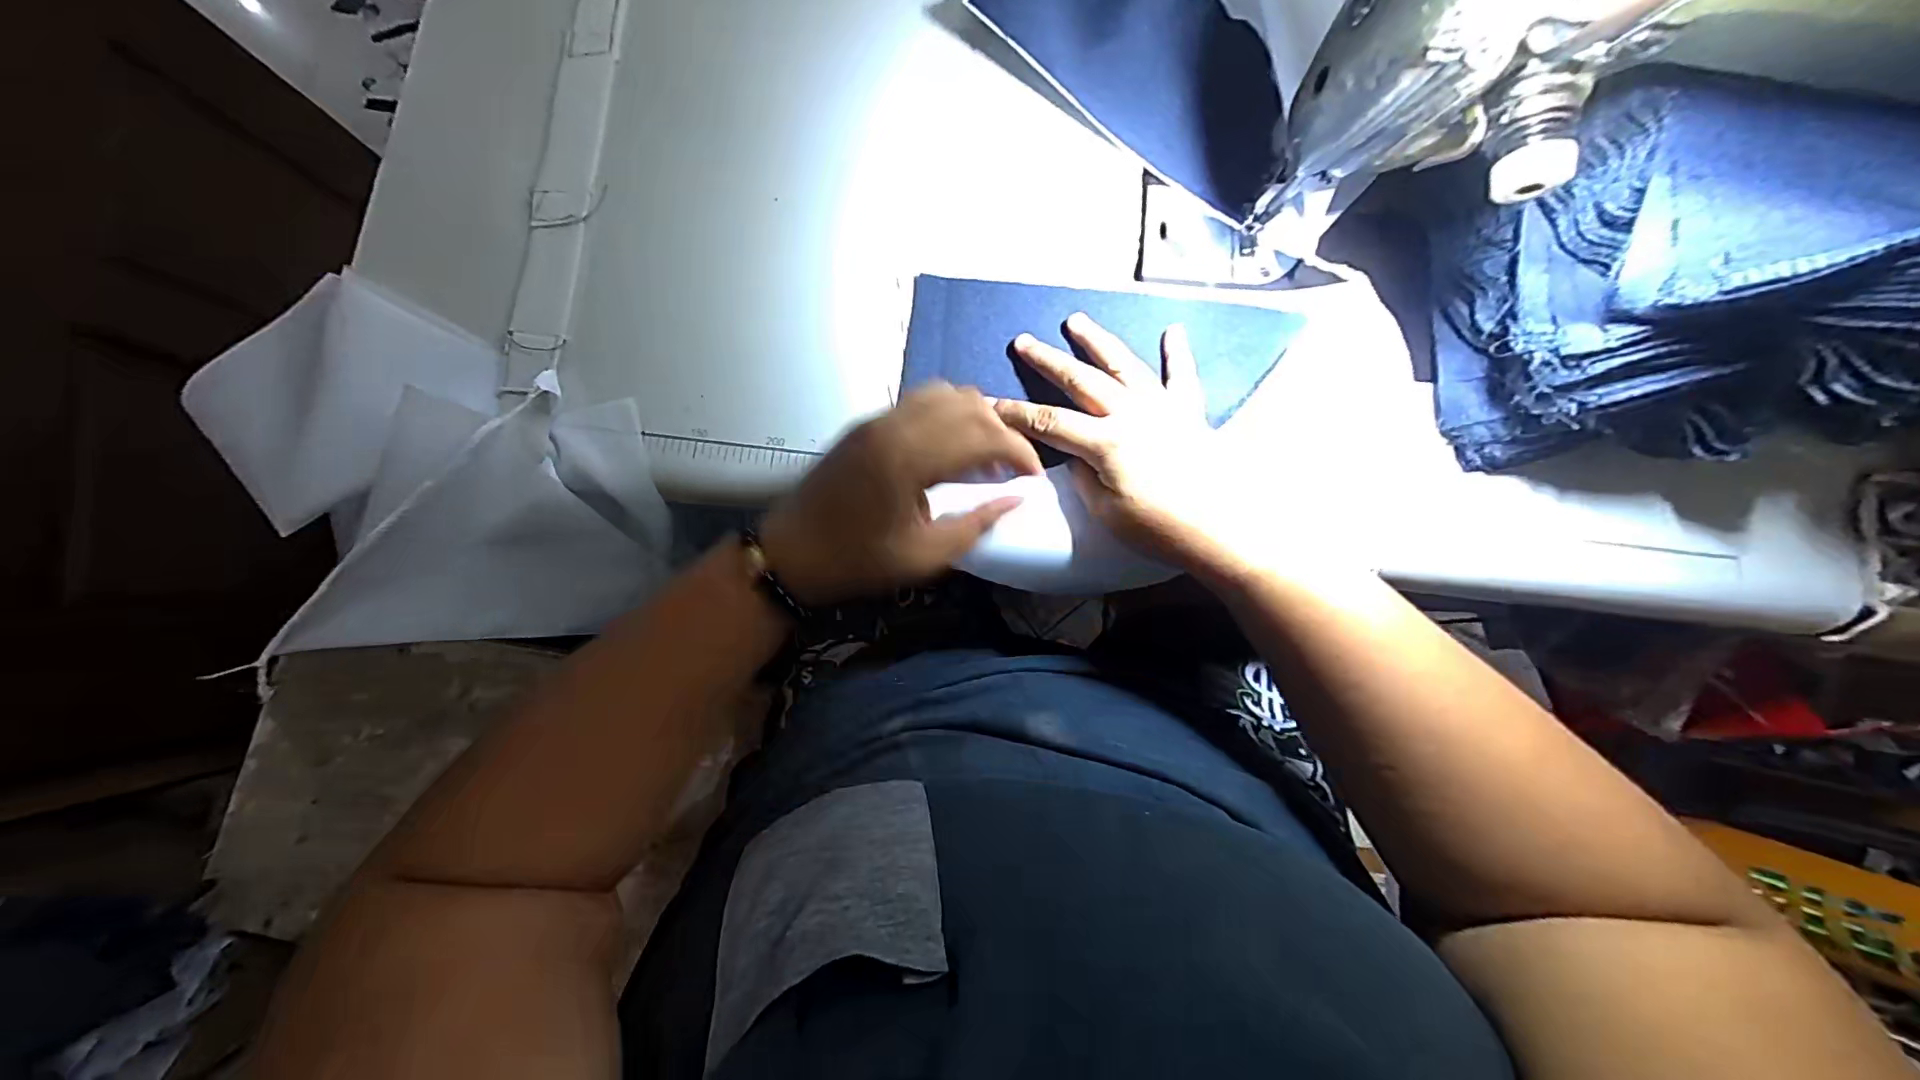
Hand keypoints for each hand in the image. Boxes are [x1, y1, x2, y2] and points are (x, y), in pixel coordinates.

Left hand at [759, 383, 1042, 604]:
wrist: (790, 554)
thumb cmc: (856, 562)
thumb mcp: (923, 557)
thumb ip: (975, 525)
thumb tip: (1015, 500)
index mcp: (909, 459)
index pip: (983, 433)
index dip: (1018, 451)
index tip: (1032, 476)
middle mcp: (894, 426)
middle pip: (968, 404)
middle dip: (1001, 432)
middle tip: (1011, 468)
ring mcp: (877, 420)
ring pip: (944, 393)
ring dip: (974, 418)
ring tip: (983, 456)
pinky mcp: (866, 424)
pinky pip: (919, 401)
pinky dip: (947, 414)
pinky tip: (949, 448)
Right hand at [992, 313, 1274, 584]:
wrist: (1222, 530)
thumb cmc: (1159, 528)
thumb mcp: (1106, 511)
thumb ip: (1085, 476)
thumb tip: (1077, 454)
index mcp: (1106, 443)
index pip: (1049, 423)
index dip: (1016, 415)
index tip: (991, 406)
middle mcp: (1131, 415)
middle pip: (1081, 380)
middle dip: (1047, 360)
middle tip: (1024, 342)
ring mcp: (1162, 408)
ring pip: (1123, 365)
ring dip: (1097, 342)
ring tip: (1076, 321)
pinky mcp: (1189, 413)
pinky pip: (1182, 376)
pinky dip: (1177, 353)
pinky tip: (1173, 331)